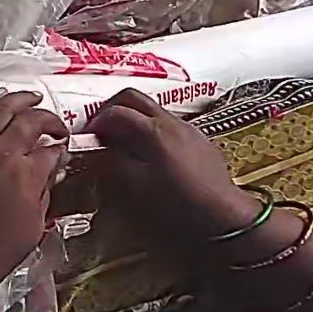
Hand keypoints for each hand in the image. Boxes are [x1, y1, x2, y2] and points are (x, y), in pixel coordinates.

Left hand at [0, 90, 69, 301]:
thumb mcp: (34, 226)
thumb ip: (43, 191)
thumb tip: (49, 172)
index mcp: (25, 174)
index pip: (51, 149)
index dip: (60, 149)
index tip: (62, 150)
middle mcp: (0, 154)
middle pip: (30, 120)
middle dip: (49, 119)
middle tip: (56, 125)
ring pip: (0, 109)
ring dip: (19, 99)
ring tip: (31, 97)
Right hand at [87, 89, 312, 311]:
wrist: (225, 215)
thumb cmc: (177, 203)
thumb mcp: (136, 187)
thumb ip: (112, 163)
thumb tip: (96, 150)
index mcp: (152, 131)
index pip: (115, 112)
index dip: (96, 121)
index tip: (87, 136)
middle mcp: (169, 120)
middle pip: (133, 97)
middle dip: (112, 107)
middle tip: (100, 127)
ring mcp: (186, 126)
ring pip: (151, 107)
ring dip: (131, 116)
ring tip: (122, 140)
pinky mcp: (197, 137)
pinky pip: (166, 121)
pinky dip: (149, 127)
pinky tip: (148, 151)